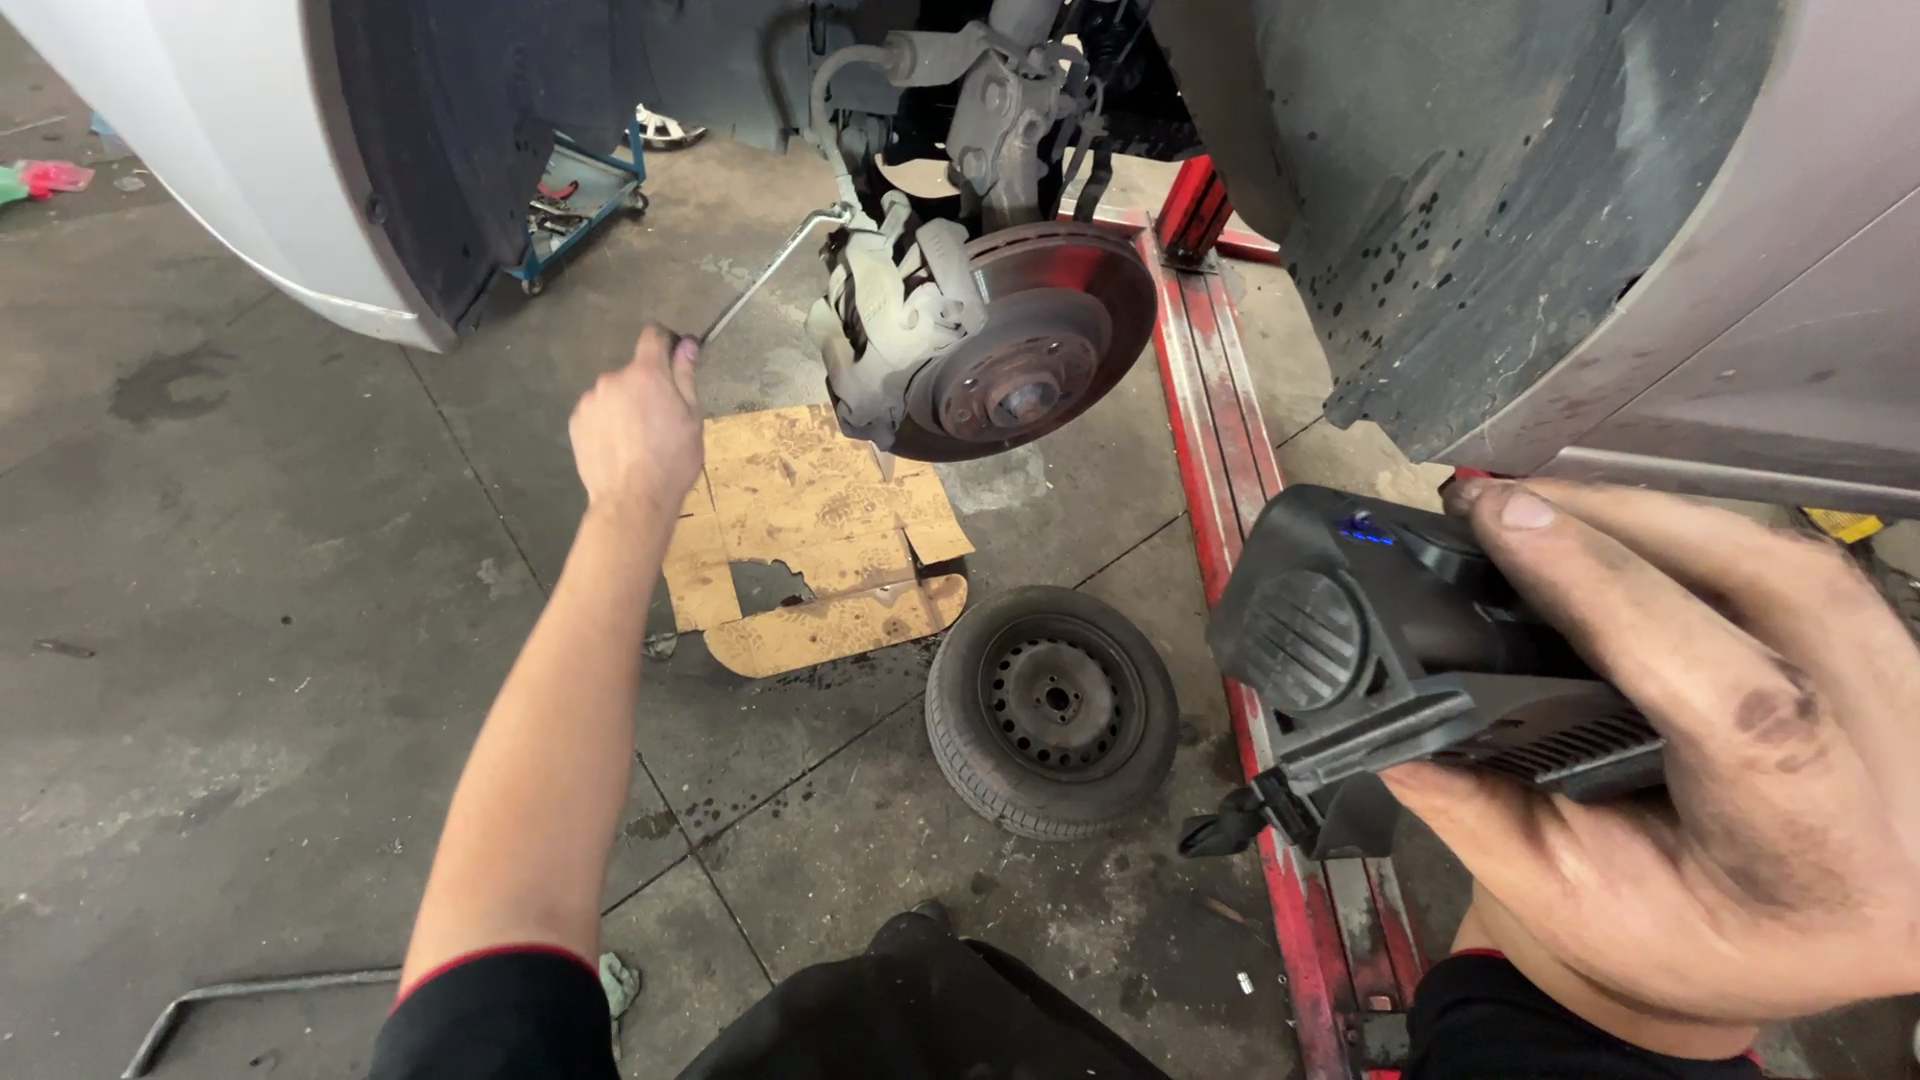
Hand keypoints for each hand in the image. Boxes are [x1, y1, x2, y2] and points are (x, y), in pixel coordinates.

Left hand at [569, 324, 702, 528]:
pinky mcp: (576, 422)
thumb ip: (686, 376)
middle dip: (648, 387)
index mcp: (646, 374)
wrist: (633, 499)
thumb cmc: (673, 459)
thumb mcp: (692, 418)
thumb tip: (687, 344)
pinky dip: (609, 423)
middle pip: (634, 372)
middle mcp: (612, 379)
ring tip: (638, 440)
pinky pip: (598, 413)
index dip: (667, 344)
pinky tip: (620, 448)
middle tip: (662, 421)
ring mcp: (590, 400)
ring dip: (626, 406)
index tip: (676, 361)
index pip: (653, 336)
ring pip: (614, 394)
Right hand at [1383, 480, 1919, 1055]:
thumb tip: (1381, 686)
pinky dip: (1694, 529)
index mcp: (1821, 871)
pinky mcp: (1903, 678)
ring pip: (1804, 564)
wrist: (1726, 943)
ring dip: (1655, 511)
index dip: (1617, 596)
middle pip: (1789, 595)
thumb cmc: (1629, 929)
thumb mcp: (1530, 880)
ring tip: (1537, 500)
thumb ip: (1459, 790)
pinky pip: (1804, 571)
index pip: (1740, 706)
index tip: (1506, 523)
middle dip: (1627, 522)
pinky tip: (1609, 522)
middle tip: (1498, 498)